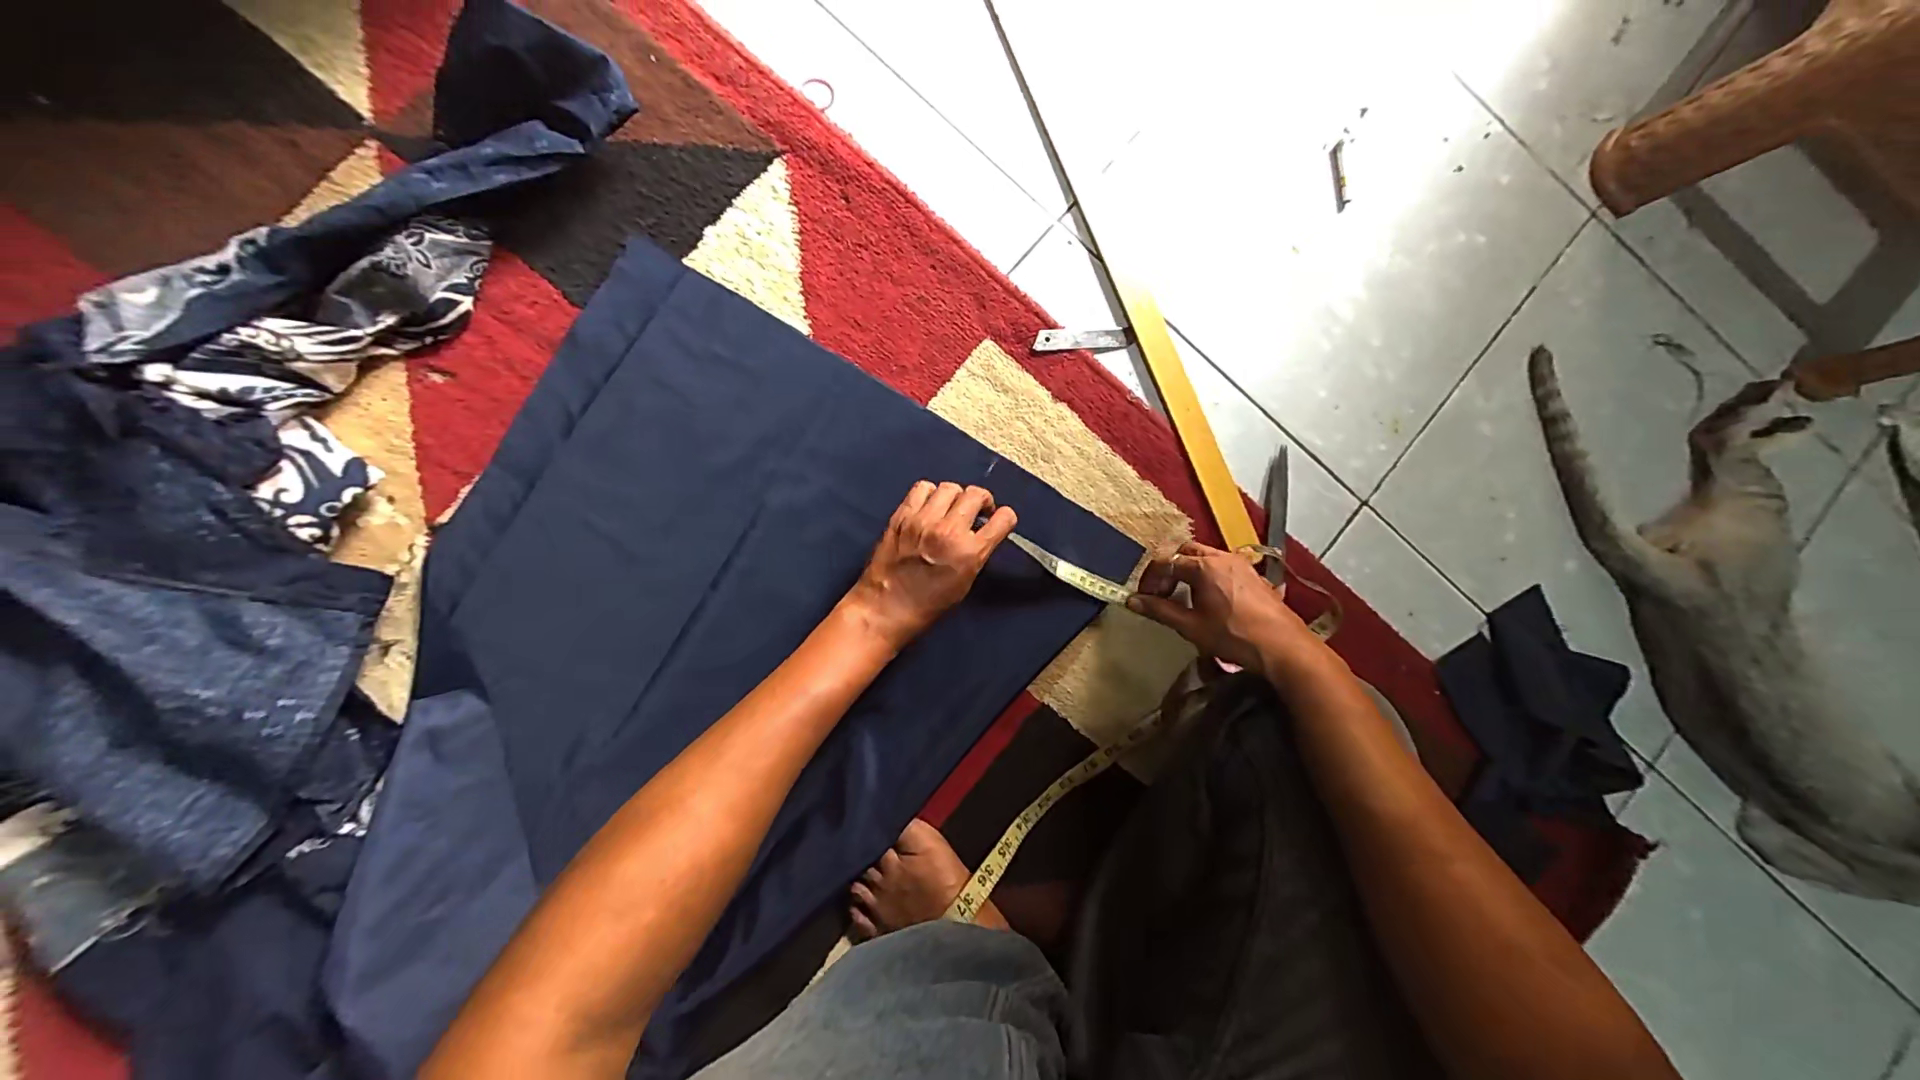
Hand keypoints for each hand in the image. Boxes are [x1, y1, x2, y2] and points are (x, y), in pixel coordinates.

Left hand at [840, 481, 1017, 650]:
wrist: (887, 606)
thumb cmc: (929, 603)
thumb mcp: (966, 581)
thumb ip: (977, 552)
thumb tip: (982, 532)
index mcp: (970, 552)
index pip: (1003, 519)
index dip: (1005, 517)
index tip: (999, 519)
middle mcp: (949, 531)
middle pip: (976, 494)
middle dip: (982, 501)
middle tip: (976, 511)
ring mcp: (923, 520)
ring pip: (950, 487)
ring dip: (956, 496)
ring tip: (951, 508)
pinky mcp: (902, 515)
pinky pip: (922, 488)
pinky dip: (930, 494)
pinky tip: (929, 506)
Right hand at [1126, 541, 1323, 678]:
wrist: (1283, 647)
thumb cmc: (1234, 636)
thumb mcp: (1191, 626)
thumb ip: (1159, 610)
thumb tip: (1132, 601)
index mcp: (1204, 566)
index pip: (1166, 562)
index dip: (1150, 579)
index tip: (1144, 598)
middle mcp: (1222, 557)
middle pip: (1185, 552)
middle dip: (1168, 570)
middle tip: (1160, 593)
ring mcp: (1240, 564)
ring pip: (1204, 556)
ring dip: (1187, 571)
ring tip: (1182, 597)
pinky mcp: (1253, 574)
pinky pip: (1221, 565)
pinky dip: (1206, 574)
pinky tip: (1207, 599)